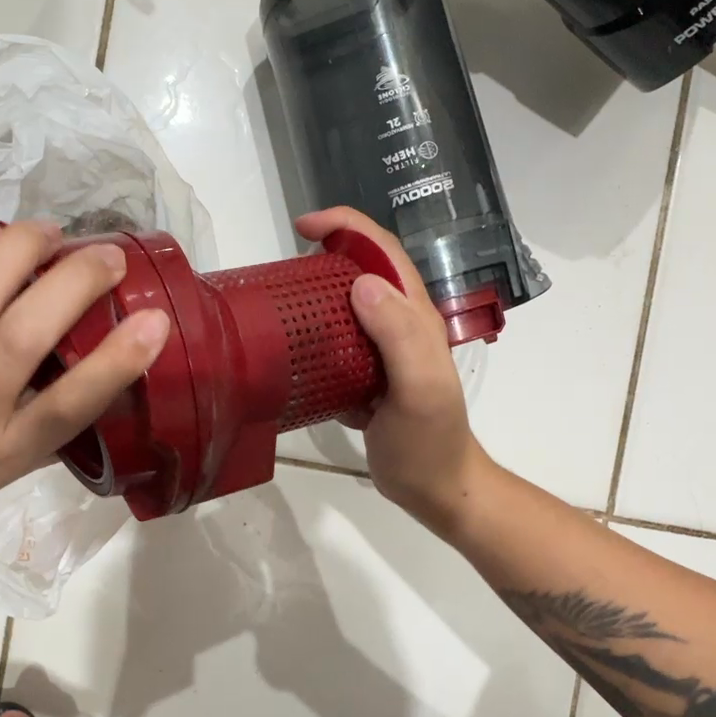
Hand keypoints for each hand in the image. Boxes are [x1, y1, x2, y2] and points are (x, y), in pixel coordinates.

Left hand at [0, 220, 170, 544]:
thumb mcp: (13, 467)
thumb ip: (54, 422)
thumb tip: (107, 369)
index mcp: (10, 447)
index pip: (70, 404)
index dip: (117, 361)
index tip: (155, 320)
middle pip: (25, 336)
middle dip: (74, 283)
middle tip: (109, 256)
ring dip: (20, 251)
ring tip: (52, 232)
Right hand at [295, 208, 491, 535]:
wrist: (436, 489)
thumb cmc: (428, 442)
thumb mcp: (419, 389)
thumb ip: (398, 335)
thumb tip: (360, 284)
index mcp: (415, 318)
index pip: (384, 253)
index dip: (348, 226)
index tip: (302, 227)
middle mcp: (399, 327)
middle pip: (363, 272)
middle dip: (327, 255)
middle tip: (284, 269)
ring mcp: (382, 355)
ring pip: (347, 308)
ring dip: (316, 296)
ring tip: (280, 304)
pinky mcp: (366, 381)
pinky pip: (338, 347)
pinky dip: (315, 339)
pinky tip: (293, 351)